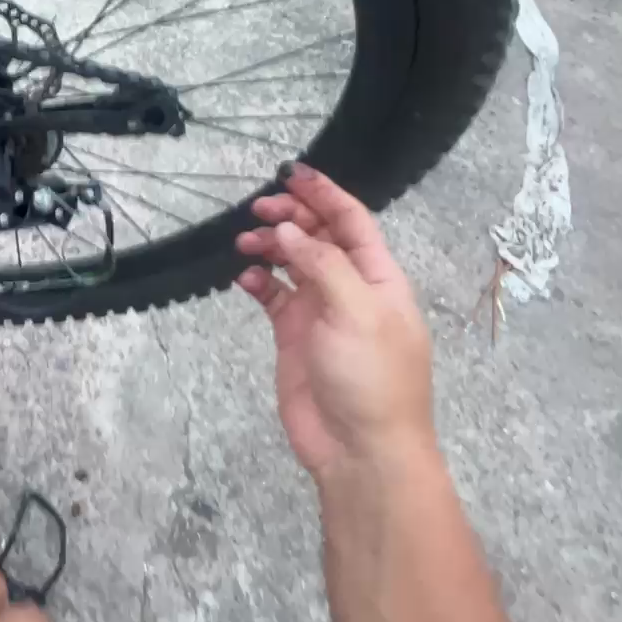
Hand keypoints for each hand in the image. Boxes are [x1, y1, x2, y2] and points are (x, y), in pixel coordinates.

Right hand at [234, 163, 435, 479]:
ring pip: (292, 260)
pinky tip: (243, 279)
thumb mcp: (357, 313)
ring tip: (244, 243)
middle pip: (318, 236)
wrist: (359, 449)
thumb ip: (323, 265)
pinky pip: (272, 293)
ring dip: (269, 245)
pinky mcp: (293, 333)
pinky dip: (257, 280)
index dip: (324, 193)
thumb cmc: (370, 377)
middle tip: (258, 210)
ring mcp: (320, 309)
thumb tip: (289, 233)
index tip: (291, 172)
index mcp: (378, 278)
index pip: (351, 221)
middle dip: (290, 216)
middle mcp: (349, 287)